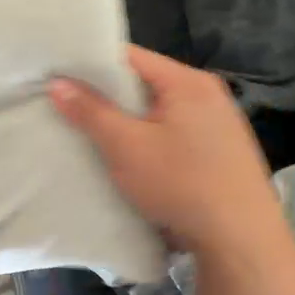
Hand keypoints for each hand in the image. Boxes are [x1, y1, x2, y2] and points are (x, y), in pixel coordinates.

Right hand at [49, 46, 282, 255]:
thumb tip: (57, 83)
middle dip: (103, 94)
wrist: (238, 237)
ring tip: (86, 131)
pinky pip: (167, 130)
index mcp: (188, 82)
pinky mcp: (215, 149)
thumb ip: (90, 111)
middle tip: (63, 106)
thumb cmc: (180, 182)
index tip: (56, 77)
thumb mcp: (125, 145)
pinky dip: (141, 136)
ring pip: (153, 109)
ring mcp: (215, 122)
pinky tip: (123, 155)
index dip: (89, 64)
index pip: (129, 57)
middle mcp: (206, 93)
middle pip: (142, 82)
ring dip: (121, 118)